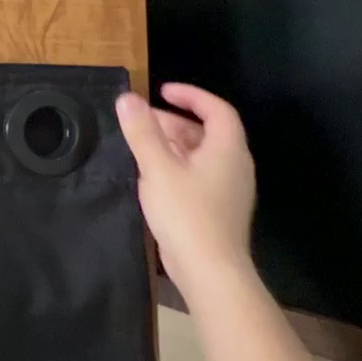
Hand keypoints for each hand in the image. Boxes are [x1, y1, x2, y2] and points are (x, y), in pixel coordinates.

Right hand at [115, 83, 257, 295]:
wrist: (210, 269)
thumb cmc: (186, 213)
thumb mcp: (157, 167)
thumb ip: (141, 131)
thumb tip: (127, 98)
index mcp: (227, 150)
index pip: (217, 110)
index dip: (191, 96)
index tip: (162, 91)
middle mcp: (234, 165)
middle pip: (208, 131)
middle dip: (174, 120)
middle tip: (142, 120)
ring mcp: (229, 188)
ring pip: (202, 154)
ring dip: (173, 143)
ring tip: (141, 145)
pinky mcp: (218, 207)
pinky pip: (199, 173)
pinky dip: (176, 164)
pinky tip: (152, 176)